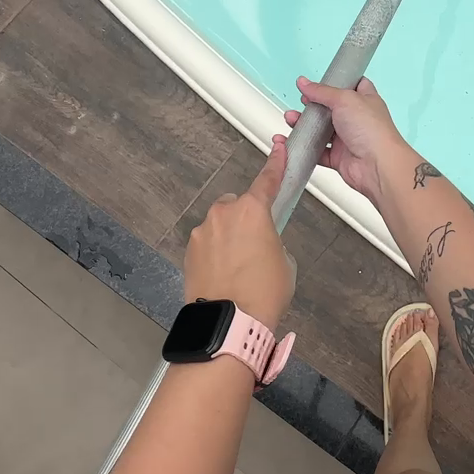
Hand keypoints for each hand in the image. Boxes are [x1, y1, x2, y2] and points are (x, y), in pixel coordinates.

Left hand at [184, 137, 295, 328]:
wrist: (230, 325)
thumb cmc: (263, 293)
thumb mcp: (284, 260)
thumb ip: (273, 239)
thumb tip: (261, 242)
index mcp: (252, 210)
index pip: (267, 179)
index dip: (276, 163)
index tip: (279, 149)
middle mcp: (224, 215)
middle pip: (238, 205)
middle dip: (246, 218)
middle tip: (258, 245)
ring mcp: (202, 233)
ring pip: (220, 226)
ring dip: (229, 239)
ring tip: (241, 269)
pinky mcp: (189, 252)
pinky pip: (207, 244)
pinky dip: (216, 254)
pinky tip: (226, 276)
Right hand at [282, 76, 413, 208]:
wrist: (377, 165)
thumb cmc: (372, 130)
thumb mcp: (345, 99)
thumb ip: (322, 91)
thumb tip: (305, 83)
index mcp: (365, 100)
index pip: (353, 85)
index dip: (338, 82)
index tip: (322, 81)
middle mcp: (357, 119)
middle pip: (332, 109)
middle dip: (314, 105)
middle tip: (303, 101)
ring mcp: (348, 139)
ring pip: (322, 131)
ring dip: (305, 125)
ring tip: (291, 119)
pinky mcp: (339, 157)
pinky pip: (318, 152)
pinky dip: (305, 148)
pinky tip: (294, 141)